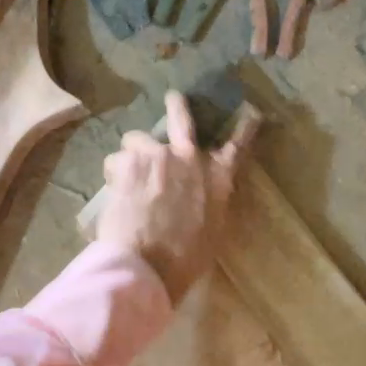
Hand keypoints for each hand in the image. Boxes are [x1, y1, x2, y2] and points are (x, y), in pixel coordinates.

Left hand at [96, 92, 258, 303]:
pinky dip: (114, 174)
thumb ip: (211, 202)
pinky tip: (113, 193)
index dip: (246, 127)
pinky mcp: (129, 161)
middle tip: (173, 98)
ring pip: (137, 140)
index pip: (238, 145)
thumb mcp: (213, 230)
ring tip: (125, 177)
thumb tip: (204, 194)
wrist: (148, 266)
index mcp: (219, 178)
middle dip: (177, 105)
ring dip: (132, 154)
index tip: (251, 112)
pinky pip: (116, 160)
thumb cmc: (185, 259)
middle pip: (182, 118)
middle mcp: (191, 157)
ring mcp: (159, 154)